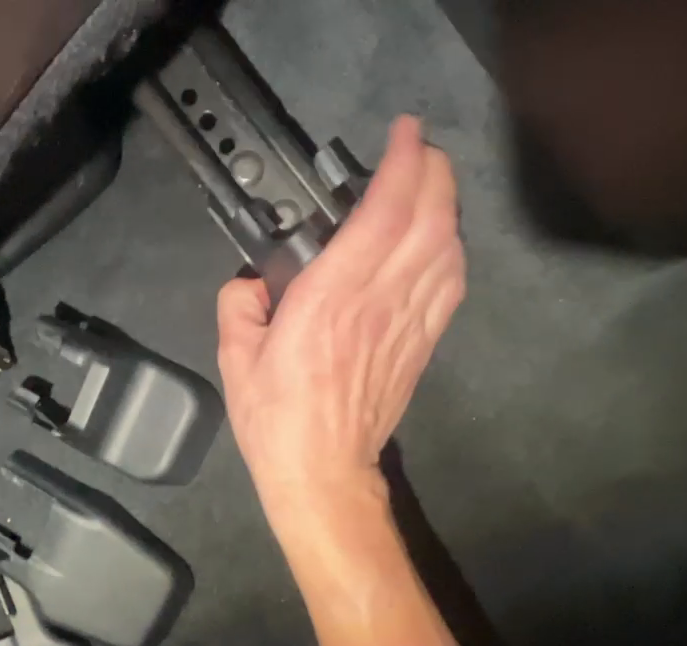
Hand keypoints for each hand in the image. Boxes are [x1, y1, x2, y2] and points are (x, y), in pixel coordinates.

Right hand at [216, 115, 465, 525]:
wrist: (322, 470)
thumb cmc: (276, 418)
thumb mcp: (235, 359)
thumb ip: (238, 305)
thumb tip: (250, 282)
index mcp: (328, 298)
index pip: (381, 214)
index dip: (401, 163)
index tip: (403, 133)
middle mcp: (377, 302)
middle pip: (428, 218)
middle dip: (433, 171)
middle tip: (420, 150)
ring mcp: (408, 323)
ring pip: (447, 247)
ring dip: (446, 205)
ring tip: (431, 184)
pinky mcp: (422, 345)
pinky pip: (450, 284)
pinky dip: (452, 249)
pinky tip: (442, 239)